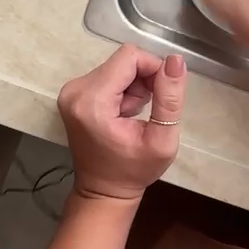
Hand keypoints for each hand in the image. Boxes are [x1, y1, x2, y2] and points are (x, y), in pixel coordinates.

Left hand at [57, 45, 185, 201]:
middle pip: (123, 61)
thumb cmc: (134, 170)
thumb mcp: (162, 140)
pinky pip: (109, 75)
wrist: (103, 191)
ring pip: (118, 67)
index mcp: (92, 100)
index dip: (154, 69)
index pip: (130, 57)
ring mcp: (72, 91)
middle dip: (144, 80)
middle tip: (149, 110)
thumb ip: (169, 99)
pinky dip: (123, 90)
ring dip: (135, 86)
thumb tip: (176, 60)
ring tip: (135, 116)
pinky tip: (125, 114)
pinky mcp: (74, 93)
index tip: (162, 96)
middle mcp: (76, 89)